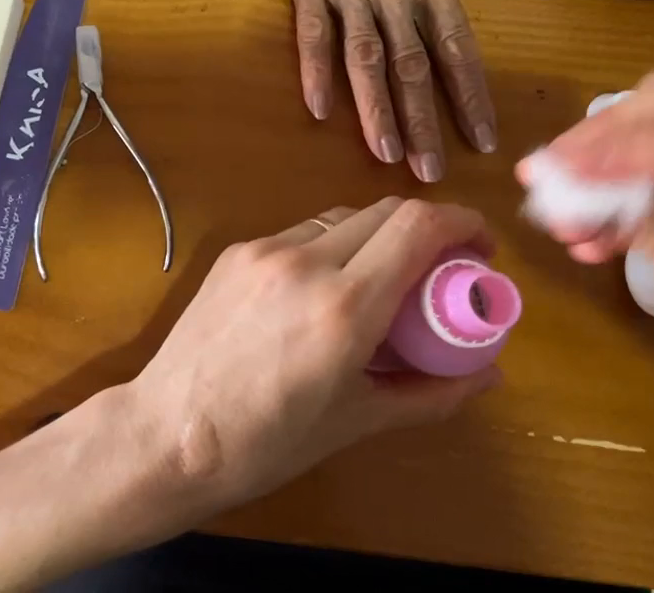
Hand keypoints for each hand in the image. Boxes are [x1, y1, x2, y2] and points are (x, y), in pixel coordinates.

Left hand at [125, 198, 500, 508]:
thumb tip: (487, 374)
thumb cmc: (266, 443)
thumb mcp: (358, 421)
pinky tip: (326, 290)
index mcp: (342, 306)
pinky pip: (300, 234)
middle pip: (384, 211)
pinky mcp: (234, 253)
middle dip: (425, 230)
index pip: (417, 226)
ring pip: (340, 218)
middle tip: (440, 271)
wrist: (166, 433)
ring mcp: (263, 250)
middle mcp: (304, 261)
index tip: (481, 248)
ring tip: (383, 284)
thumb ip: (430, 392)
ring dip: (376, 238)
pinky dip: (331, 248)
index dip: (461, 222)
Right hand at [273, 0, 554, 180]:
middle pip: (411, 67)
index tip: (482, 138)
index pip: (457, 46)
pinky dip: (315, 72)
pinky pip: (311, 35)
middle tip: (432, 171)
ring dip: (375, 110)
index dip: (469, 94)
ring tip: (385, 153)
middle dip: (423, 121)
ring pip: (364, 60)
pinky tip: (319, 109)